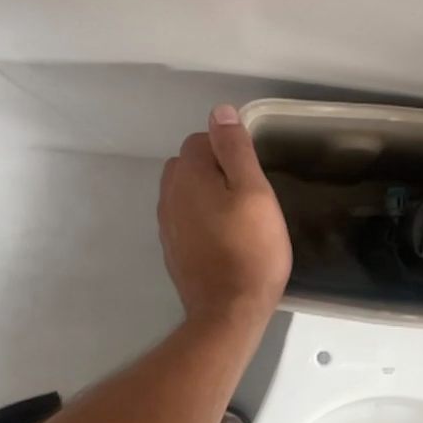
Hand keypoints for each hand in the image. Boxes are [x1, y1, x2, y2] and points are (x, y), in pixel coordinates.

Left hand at [159, 106, 291, 326]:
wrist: (228, 311)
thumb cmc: (251, 250)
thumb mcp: (255, 193)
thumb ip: (236, 150)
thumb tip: (220, 112)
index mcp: (187, 174)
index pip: (203, 139)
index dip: (231, 151)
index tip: (255, 176)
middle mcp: (169, 194)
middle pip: (191, 165)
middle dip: (217, 172)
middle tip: (251, 197)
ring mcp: (167, 225)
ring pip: (187, 194)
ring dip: (209, 197)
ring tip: (240, 220)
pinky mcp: (174, 250)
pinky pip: (187, 221)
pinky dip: (204, 222)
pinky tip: (226, 241)